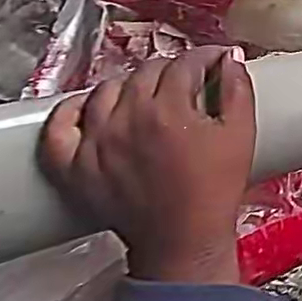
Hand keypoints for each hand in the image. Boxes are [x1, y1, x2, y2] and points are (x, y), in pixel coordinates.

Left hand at [39, 46, 255, 283]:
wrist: (183, 243)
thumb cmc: (215, 190)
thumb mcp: (241, 134)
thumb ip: (237, 88)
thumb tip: (230, 57)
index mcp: (168, 109)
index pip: (185, 63)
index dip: (205, 57)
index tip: (215, 61)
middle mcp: (126, 118)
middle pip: (146, 71)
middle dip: (173, 71)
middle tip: (188, 84)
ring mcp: (95, 142)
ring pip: (107, 89)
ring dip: (130, 86)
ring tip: (148, 97)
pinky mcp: (74, 166)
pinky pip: (60, 126)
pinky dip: (72, 111)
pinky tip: (91, 108)